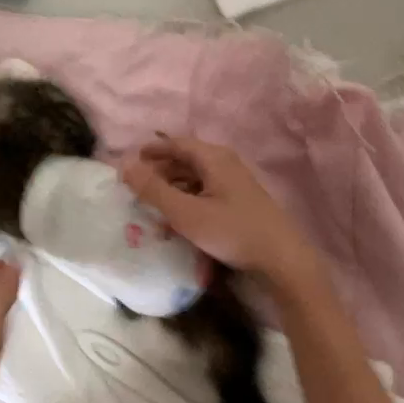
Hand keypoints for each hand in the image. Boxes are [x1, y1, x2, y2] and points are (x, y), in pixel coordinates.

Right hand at [120, 137, 319, 285]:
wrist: (280, 259)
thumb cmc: (231, 231)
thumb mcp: (185, 212)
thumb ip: (153, 190)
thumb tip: (124, 166)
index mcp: (214, 159)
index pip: (177, 143)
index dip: (153, 150)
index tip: (131, 160)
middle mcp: (226, 165)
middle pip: (188, 159)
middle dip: (162, 169)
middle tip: (138, 184)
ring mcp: (235, 185)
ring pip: (197, 177)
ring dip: (174, 185)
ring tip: (154, 201)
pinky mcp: (240, 204)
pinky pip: (207, 192)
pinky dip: (188, 199)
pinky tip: (179, 217)